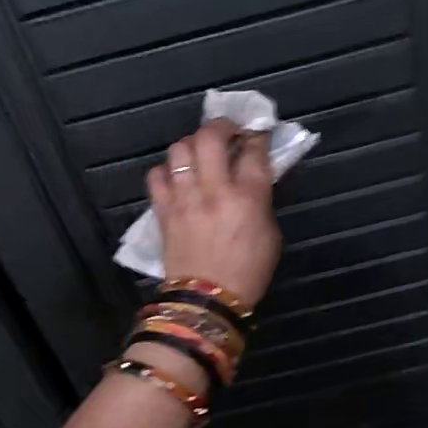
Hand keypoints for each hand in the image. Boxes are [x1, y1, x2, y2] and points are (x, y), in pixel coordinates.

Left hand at [147, 119, 281, 305]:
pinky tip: (176, 177)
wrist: (206, 301)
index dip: (256, 134)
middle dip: (220, 125)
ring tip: (199, 153)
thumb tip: (252, 175)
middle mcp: (215, 191)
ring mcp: (184, 199)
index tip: (256, 132)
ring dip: (191, 144)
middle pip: (210, 137)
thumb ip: (261, 199)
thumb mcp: (270, 234)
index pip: (253, 150)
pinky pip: (157, 175)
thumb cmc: (247, 271)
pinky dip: (166, 170)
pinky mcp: (163, 210)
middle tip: (226, 132)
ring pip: (180, 150)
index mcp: (249, 198)